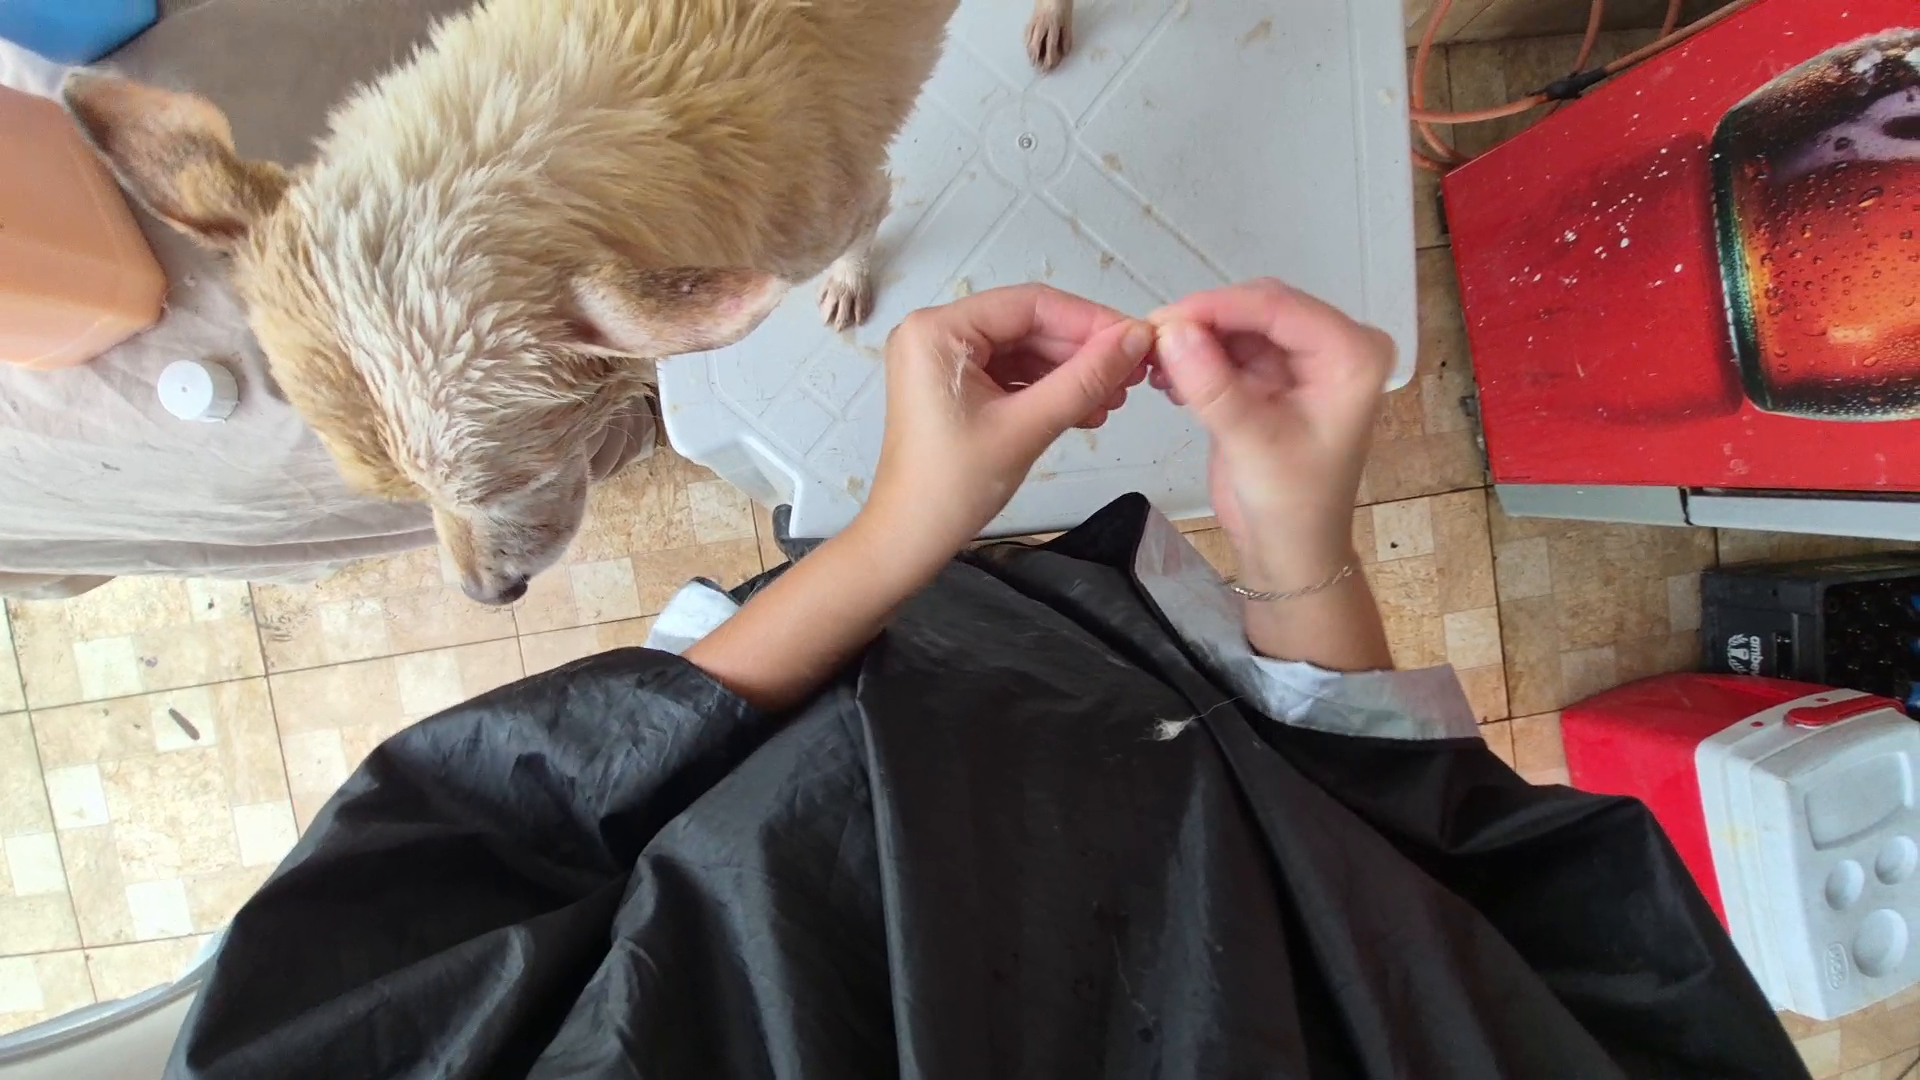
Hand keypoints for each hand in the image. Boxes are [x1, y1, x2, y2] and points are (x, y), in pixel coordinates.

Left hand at [862, 285, 1154, 561]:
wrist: (911, 538)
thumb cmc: (955, 485)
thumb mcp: (1027, 426)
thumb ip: (1085, 378)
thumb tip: (1139, 338)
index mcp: (938, 330)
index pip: (1029, 304)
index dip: (1090, 321)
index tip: (1138, 340)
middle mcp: (936, 334)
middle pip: (1027, 326)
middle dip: (1082, 352)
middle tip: (1133, 375)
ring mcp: (944, 361)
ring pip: (1024, 353)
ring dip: (1070, 375)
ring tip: (1115, 399)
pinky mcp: (954, 388)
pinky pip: (1010, 376)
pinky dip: (1047, 392)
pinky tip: (1086, 411)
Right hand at [1147, 279, 1394, 589]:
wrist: (1288, 550)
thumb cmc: (1290, 505)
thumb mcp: (1252, 443)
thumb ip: (1212, 385)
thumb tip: (1171, 331)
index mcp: (1351, 354)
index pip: (1279, 308)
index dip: (1218, 307)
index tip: (1163, 319)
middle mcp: (1331, 348)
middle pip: (1258, 310)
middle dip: (1204, 322)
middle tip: (1152, 341)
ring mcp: (1299, 363)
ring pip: (1238, 328)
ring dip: (1194, 341)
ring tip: (1154, 364)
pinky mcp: (1270, 381)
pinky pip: (1228, 353)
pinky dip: (1196, 360)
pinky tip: (1169, 380)